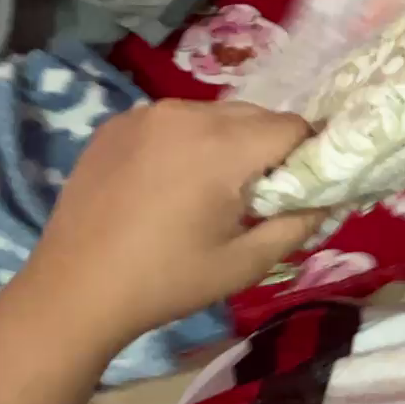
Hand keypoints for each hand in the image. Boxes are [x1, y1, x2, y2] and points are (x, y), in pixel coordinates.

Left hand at [4, 100, 325, 354]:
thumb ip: (299, 224)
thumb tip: (329, 199)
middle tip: (261, 196)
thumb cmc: (168, 281)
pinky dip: (191, 142)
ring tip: (214, 190)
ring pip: (216, 115)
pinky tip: (173, 182)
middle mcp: (186, 114)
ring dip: (232, 143)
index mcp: (222, 148)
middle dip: (271, 148)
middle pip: (256, 115)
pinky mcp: (118, 123)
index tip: (302, 189)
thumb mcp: (247, 263)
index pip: (293, 126)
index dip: (310, 154)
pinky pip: (176, 120)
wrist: (75, 289)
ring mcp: (146, 114)